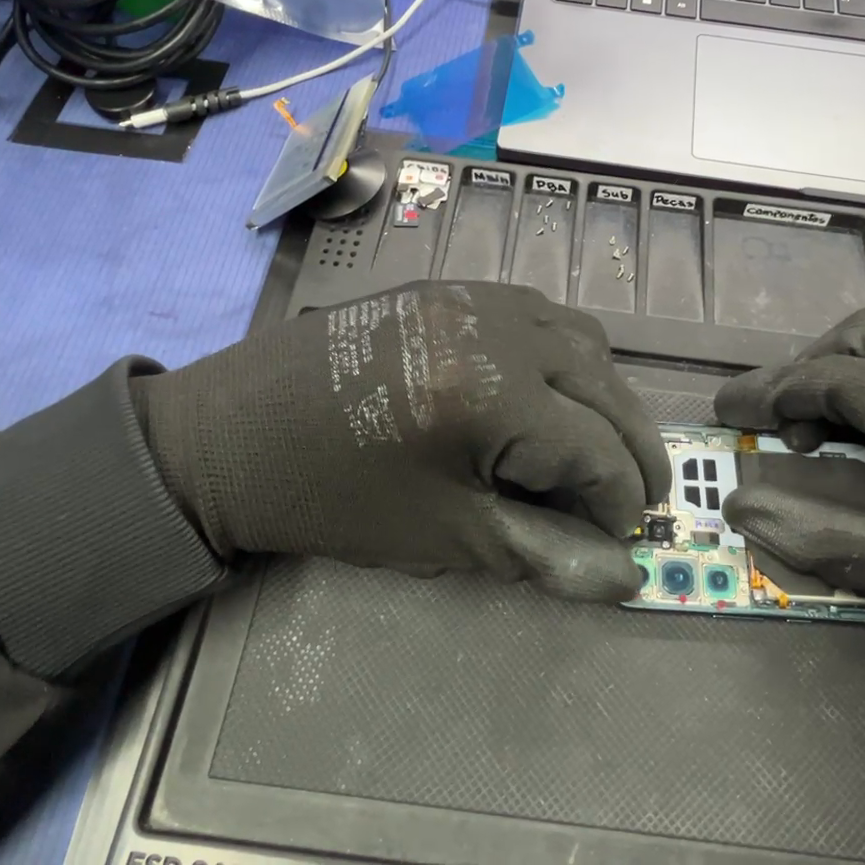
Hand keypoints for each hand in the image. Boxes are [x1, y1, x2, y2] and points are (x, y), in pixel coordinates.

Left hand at [130, 281, 669, 601]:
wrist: (231, 433)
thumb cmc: (332, 496)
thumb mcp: (442, 536)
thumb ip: (543, 553)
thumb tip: (627, 577)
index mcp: (493, 394)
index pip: (598, 451)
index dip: (619, 503)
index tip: (617, 539)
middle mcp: (499, 327)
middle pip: (606, 386)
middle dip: (632, 450)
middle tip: (633, 499)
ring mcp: (474, 296)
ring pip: (583, 340)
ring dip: (604, 396)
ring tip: (595, 447)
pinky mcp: (450, 288)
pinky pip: (539, 313)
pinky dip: (565, 357)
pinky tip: (549, 395)